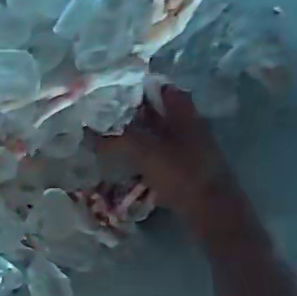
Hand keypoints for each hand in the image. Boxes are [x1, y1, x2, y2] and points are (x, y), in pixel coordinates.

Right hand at [97, 84, 261, 246]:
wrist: (209, 209)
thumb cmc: (181, 173)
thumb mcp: (144, 152)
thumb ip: (115, 140)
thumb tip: (87, 132)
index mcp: (183, 113)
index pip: (159, 88)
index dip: (136, 87)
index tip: (110, 90)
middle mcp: (186, 124)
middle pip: (155, 110)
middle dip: (129, 111)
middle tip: (100, 114)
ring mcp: (185, 146)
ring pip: (154, 132)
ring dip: (132, 132)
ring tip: (104, 135)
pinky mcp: (180, 166)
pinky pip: (154, 151)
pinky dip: (137, 151)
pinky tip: (120, 158)